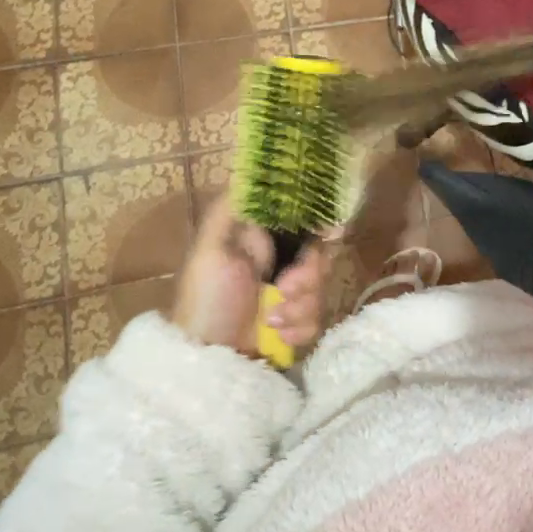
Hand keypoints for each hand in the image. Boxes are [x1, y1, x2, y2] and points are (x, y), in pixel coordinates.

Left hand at [171, 194, 329, 355]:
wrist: (203, 362)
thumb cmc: (204, 301)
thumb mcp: (210, 251)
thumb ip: (231, 211)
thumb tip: (248, 169)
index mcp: (263, 245)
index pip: (307, 225)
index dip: (321, 228)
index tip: (329, 233)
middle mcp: (281, 267)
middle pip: (321, 258)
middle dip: (308, 275)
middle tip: (286, 287)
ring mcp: (290, 299)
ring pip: (322, 290)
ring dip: (301, 305)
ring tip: (273, 320)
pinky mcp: (295, 329)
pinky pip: (317, 321)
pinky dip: (299, 330)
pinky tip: (277, 336)